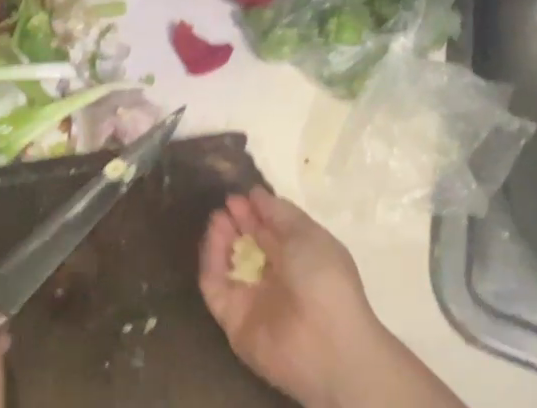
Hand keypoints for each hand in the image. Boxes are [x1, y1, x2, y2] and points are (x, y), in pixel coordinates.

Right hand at [198, 188, 465, 407]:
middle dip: (237, 221)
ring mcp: (252, 298)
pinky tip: (213, 236)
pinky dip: (210, 260)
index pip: (271, 230)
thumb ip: (278, 212)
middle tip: (226, 203)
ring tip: (217, 217)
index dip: (256, 210)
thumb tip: (256, 193)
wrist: (326, 342)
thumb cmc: (324, 279)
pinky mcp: (231, 317)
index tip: (241, 193)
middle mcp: (275, 278)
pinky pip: (214, 285)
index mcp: (299, 259)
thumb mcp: (307, 234)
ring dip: (220, 237)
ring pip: (227, 263)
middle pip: (248, 245)